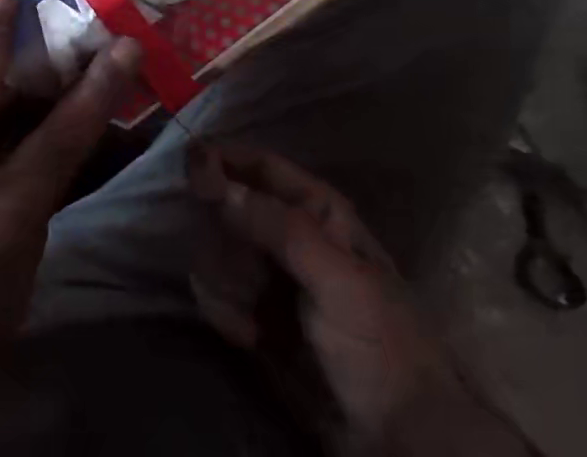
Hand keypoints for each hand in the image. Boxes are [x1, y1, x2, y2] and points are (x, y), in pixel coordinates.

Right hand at [188, 143, 535, 456]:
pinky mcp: (250, 309)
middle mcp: (286, 234)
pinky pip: (211, 289)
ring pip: (213, 249)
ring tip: (252, 318)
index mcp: (318, 213)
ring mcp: (266, 273)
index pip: (260, 165)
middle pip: (225, 207)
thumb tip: (218, 184)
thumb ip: (280, 229)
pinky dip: (222, 310)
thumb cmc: (382, 348)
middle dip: (223, 241)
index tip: (188, 167)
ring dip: (224, 283)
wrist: (397, 437)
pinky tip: (248, 336)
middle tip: (243, 276)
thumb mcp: (340, 283)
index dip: (222, 158)